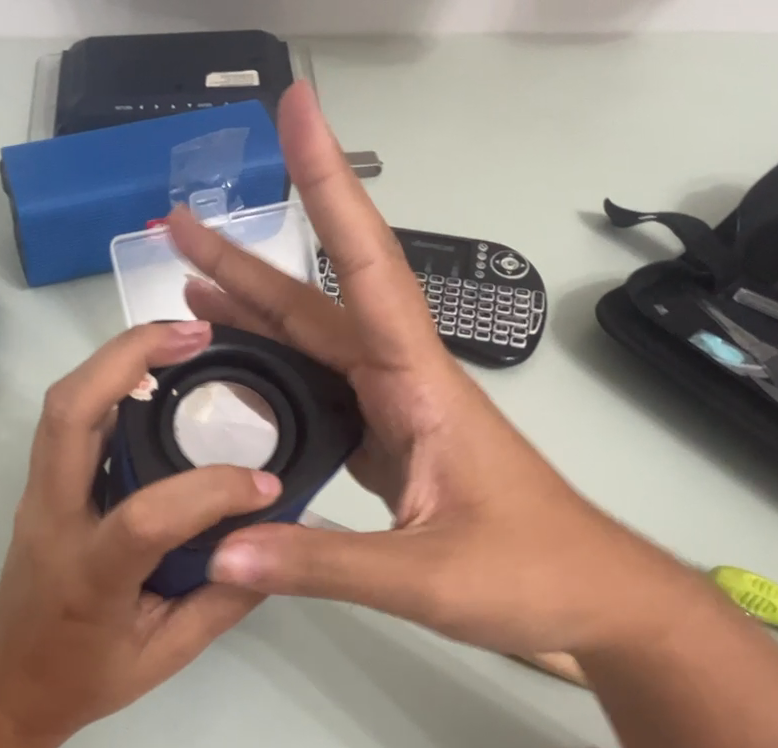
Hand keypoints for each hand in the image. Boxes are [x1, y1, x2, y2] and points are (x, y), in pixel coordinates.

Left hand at [0, 320, 279, 746]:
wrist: (16, 685)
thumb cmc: (89, 678)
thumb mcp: (168, 655)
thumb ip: (224, 599)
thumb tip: (275, 541)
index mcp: (88, 576)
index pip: (146, 516)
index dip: (211, 492)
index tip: (267, 489)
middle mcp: (51, 523)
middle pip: (69, 414)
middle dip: (129, 357)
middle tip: (197, 337)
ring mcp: (36, 501)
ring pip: (60, 408)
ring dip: (115, 362)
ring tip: (180, 346)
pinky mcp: (38, 493)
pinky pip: (65, 426)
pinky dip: (106, 390)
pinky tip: (152, 387)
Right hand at [170, 82, 702, 655]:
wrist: (594, 602)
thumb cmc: (534, 574)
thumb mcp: (424, 576)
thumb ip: (320, 561)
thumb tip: (220, 548)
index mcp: (421, 388)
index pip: (366, 271)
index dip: (330, 189)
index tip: (298, 115)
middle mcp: (406, 385)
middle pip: (322, 304)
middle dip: (253, 260)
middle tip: (182, 227)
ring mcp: (397, 416)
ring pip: (318, 347)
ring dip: (258, 314)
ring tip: (193, 291)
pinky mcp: (390, 449)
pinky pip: (322, 397)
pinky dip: (277, 378)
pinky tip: (244, 381)